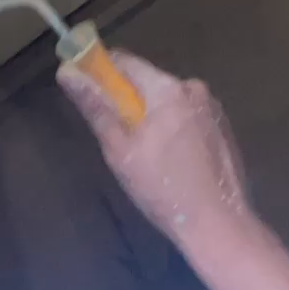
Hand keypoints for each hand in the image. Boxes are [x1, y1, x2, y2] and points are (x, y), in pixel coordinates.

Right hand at [58, 51, 253, 244]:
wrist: (220, 228)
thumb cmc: (164, 189)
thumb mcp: (120, 150)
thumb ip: (95, 107)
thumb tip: (66, 73)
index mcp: (167, 88)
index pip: (125, 61)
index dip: (102, 71)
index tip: (89, 89)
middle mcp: (192, 87)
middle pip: (147, 80)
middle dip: (130, 101)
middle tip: (120, 135)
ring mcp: (211, 106)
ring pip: (168, 99)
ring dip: (154, 114)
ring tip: (150, 154)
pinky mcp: (222, 126)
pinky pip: (187, 113)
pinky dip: (175, 126)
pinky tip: (175, 159)